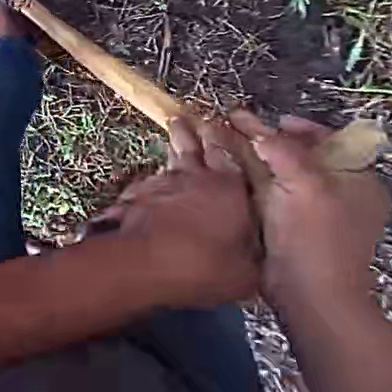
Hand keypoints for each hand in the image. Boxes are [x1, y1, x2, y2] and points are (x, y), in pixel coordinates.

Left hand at [94, 115, 261, 308]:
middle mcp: (194, 177)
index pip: (230, 155)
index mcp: (229, 188)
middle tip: (183, 118)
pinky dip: (153, 180)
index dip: (224, 140)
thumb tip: (256, 253)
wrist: (143, 260)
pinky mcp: (135, 194)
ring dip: (172, 147)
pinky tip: (151, 184)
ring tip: (172, 136)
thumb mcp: (247, 272)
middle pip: (192, 147)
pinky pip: (149, 181)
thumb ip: (252, 254)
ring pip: (169, 159)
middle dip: (190, 132)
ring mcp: (161, 182)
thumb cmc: (205, 266)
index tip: (220, 124)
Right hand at [225, 108, 390, 313]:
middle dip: (268, 138)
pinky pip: (264, 189)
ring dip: (251, 153)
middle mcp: (336, 193)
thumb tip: (259, 132)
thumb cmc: (317, 237)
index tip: (276, 121)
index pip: (331, 142)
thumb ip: (283, 149)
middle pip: (300, 154)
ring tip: (222, 134)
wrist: (308, 295)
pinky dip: (245, 174)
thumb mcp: (305, 183)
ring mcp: (308, 209)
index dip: (302, 128)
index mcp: (358, 182)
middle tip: (237, 122)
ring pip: (277, 170)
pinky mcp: (284, 224)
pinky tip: (222, 161)